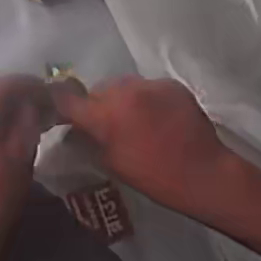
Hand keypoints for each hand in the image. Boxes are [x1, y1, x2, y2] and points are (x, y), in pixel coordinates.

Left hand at [0, 76, 53, 244]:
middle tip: (37, 95)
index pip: (1, 86)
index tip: (48, 88)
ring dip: (1, 95)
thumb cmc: (1, 190)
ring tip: (27, 105)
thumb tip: (38, 99)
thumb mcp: (23, 151)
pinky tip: (10, 117)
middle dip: (12, 86)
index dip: (27, 84)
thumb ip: (29, 118)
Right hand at [49, 76, 235, 214]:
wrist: (203, 173)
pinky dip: (146, 98)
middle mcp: (124, 92)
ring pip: (123, 85)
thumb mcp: (110, 163)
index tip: (58, 108)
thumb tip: (76, 129)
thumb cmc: (152, 176)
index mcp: (104, 115)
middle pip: (97, 89)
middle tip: (105, 122)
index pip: (66, 99)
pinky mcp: (171, 85)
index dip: (58, 102)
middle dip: (97, 103)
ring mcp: (150, 85)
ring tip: (133, 118)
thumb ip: (89, 140)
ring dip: (121, 98)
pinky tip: (156, 116)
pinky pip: (148, 86)